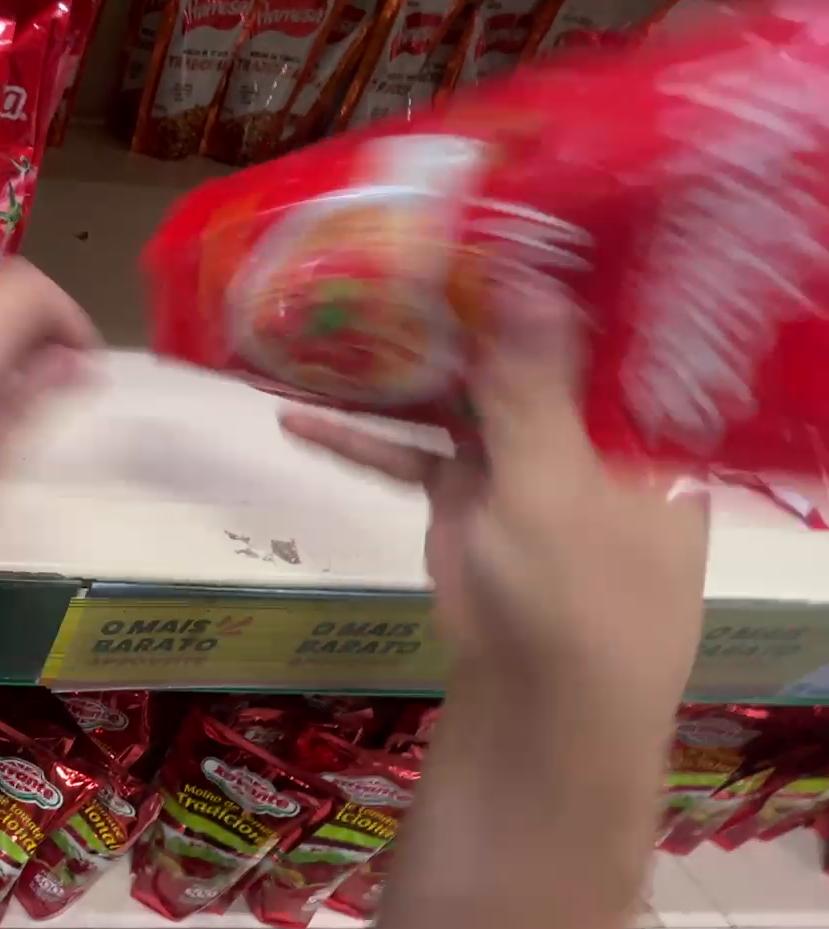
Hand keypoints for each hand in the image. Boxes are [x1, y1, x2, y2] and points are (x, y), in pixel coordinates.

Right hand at [280, 282, 708, 708]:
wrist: (533, 688)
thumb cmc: (571, 585)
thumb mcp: (549, 480)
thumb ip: (529, 384)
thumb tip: (523, 280)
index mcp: (633, 420)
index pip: (590, 331)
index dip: (541, 284)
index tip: (487, 235)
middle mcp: (576, 432)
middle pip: (506, 363)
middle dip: (446, 326)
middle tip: (388, 271)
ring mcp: (512, 467)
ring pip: (445, 409)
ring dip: (385, 385)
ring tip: (324, 338)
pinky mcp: (458, 498)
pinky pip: (407, 458)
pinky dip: (358, 444)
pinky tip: (301, 422)